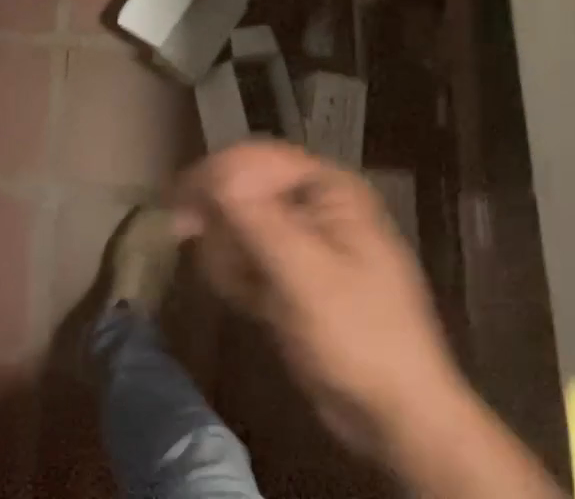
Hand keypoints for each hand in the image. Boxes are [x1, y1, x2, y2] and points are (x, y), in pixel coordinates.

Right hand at [174, 142, 462, 439]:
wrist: (396, 415)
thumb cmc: (357, 337)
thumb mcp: (304, 273)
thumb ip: (256, 218)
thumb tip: (213, 172)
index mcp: (329, 190)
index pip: (255, 159)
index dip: (214, 176)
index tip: (178, 206)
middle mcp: (315, 206)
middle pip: (242, 190)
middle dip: (223, 225)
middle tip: (212, 258)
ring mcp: (304, 243)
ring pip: (238, 226)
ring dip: (229, 256)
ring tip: (245, 291)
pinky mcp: (291, 277)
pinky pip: (246, 259)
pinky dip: (239, 277)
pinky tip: (250, 303)